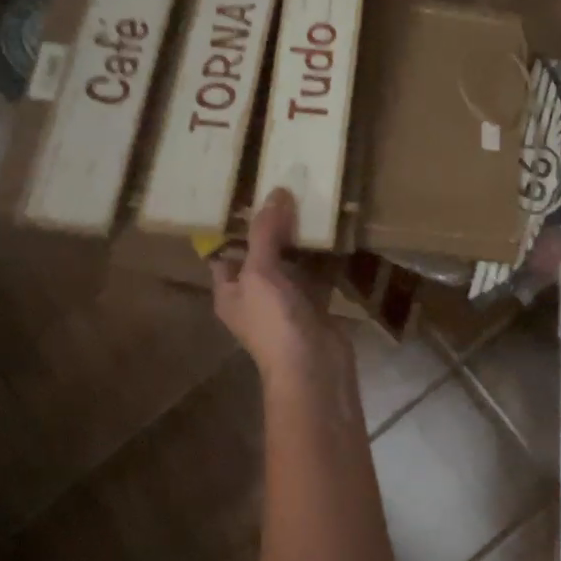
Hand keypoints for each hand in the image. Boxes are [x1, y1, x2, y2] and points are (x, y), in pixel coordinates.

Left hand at [212, 189, 348, 387]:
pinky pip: (319, 277)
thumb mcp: (260, 272)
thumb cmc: (274, 322)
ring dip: (302, 243)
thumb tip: (276, 192)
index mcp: (230, 291)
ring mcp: (288, 304)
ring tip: (313, 206)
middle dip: (275, 229)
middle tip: (290, 193)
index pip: (226, 252)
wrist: (313, 368)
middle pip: (262, 255)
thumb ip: (265, 233)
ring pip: (293, 265)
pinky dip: (326, 260)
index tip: (252, 196)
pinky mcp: (316, 308)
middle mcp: (256, 296)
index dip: (236, 227)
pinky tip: (335, 237)